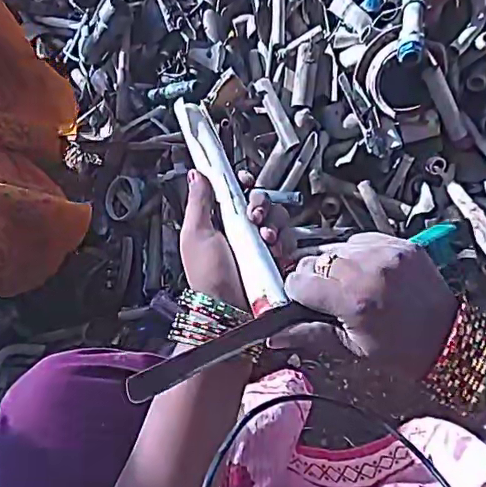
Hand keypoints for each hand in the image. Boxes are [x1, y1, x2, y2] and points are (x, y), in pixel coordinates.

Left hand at [179, 170, 292, 310]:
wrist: (229, 311)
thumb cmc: (207, 279)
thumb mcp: (195, 235)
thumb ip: (198, 202)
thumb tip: (197, 174)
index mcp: (220, 222)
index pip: (235, 192)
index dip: (242, 183)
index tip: (244, 181)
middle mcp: (242, 231)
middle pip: (262, 200)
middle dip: (261, 202)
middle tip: (254, 215)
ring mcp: (261, 245)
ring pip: (278, 217)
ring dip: (274, 222)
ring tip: (264, 237)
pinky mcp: (278, 259)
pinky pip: (290, 239)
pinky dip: (285, 241)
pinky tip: (275, 250)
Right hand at [271, 233, 457, 383]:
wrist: (450, 337)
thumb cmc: (403, 350)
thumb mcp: (351, 347)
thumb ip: (309, 335)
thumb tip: (274, 336)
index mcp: (354, 299)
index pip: (297, 280)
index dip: (297, 294)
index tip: (305, 303)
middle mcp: (367, 268)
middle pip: (310, 260)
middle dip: (312, 278)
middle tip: (328, 297)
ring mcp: (383, 251)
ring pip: (331, 247)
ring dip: (332, 265)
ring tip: (350, 286)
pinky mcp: (396, 242)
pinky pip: (357, 239)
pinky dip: (354, 255)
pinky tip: (365, 274)